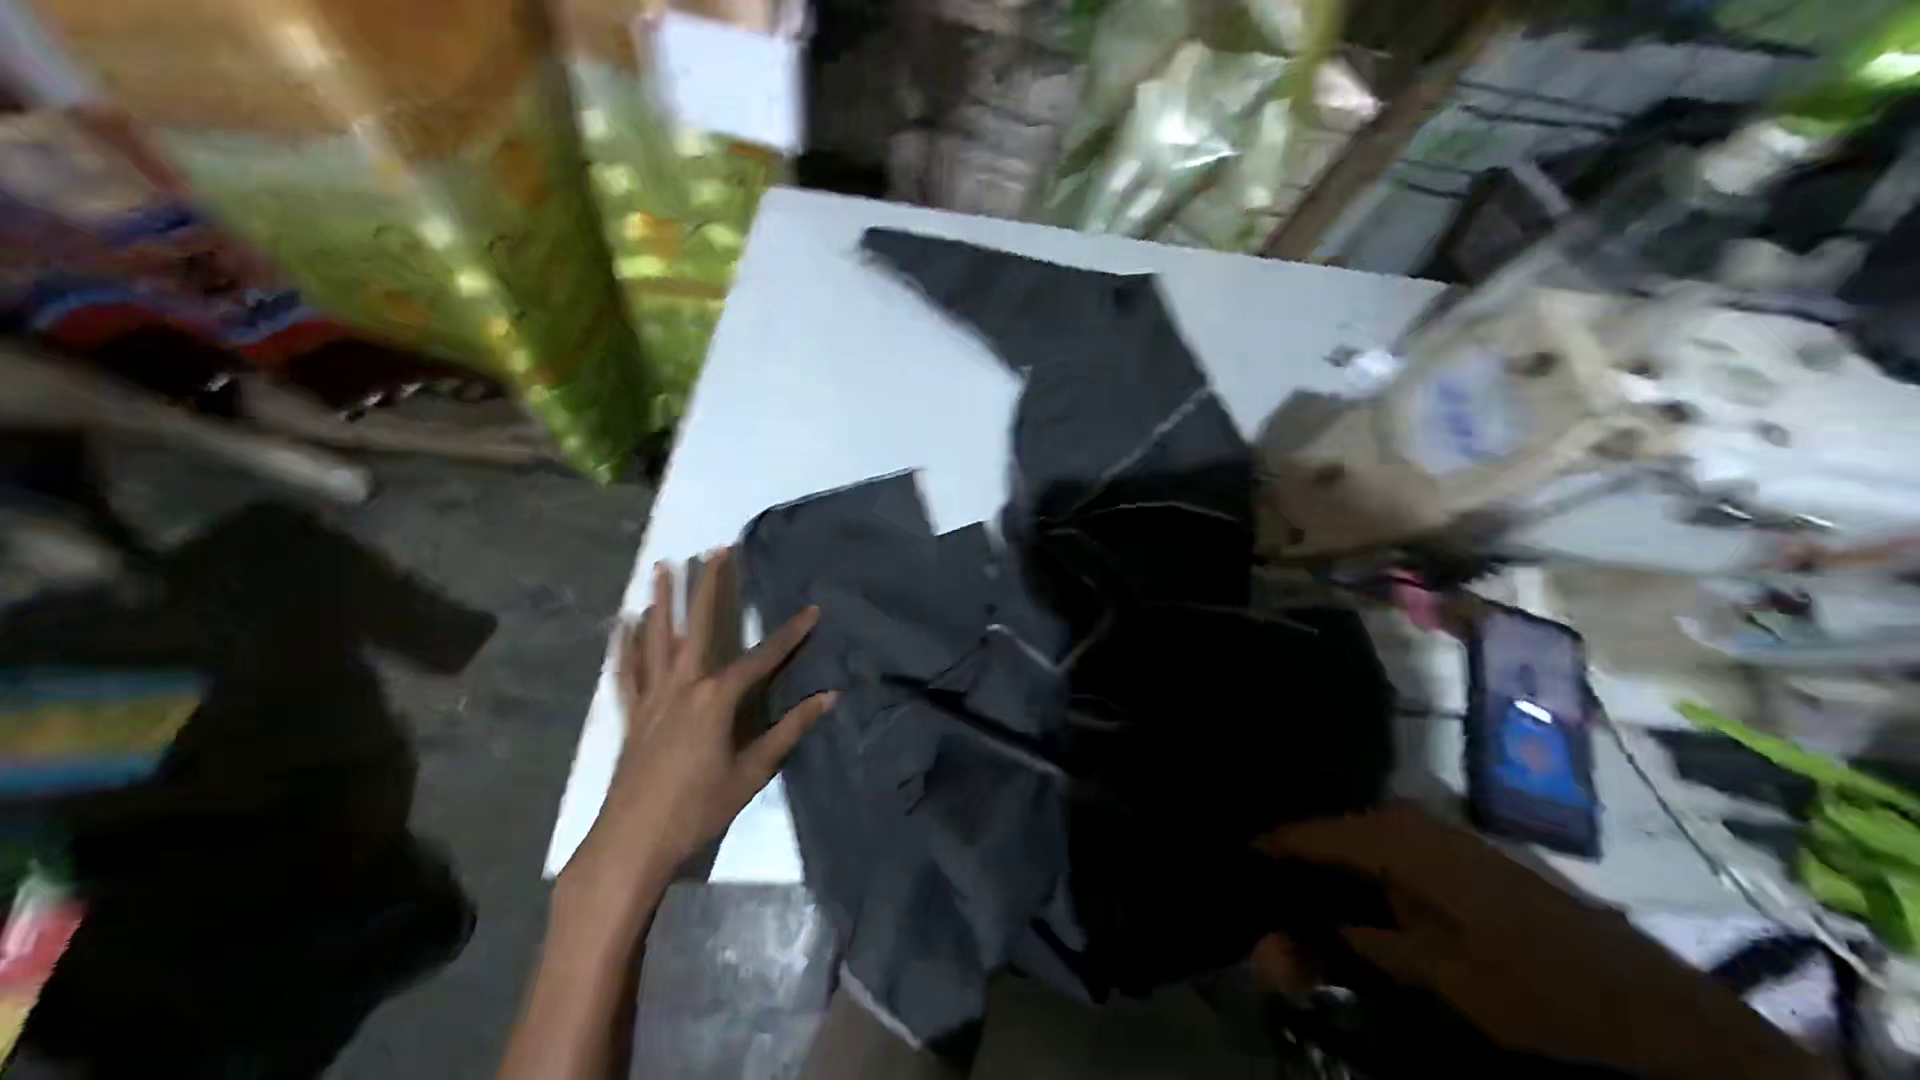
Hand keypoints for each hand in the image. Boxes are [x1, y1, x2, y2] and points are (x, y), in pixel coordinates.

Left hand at [573, 547, 833, 893]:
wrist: (633, 842)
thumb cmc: (699, 807)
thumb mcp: (752, 771)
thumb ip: (790, 730)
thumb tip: (830, 698)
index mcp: (716, 698)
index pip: (762, 657)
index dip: (791, 634)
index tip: (813, 611)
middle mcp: (683, 685)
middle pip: (699, 625)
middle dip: (710, 585)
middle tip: (716, 549)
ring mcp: (652, 696)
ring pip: (657, 637)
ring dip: (662, 600)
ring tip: (663, 566)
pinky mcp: (631, 712)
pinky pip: (626, 670)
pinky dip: (624, 643)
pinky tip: (623, 622)